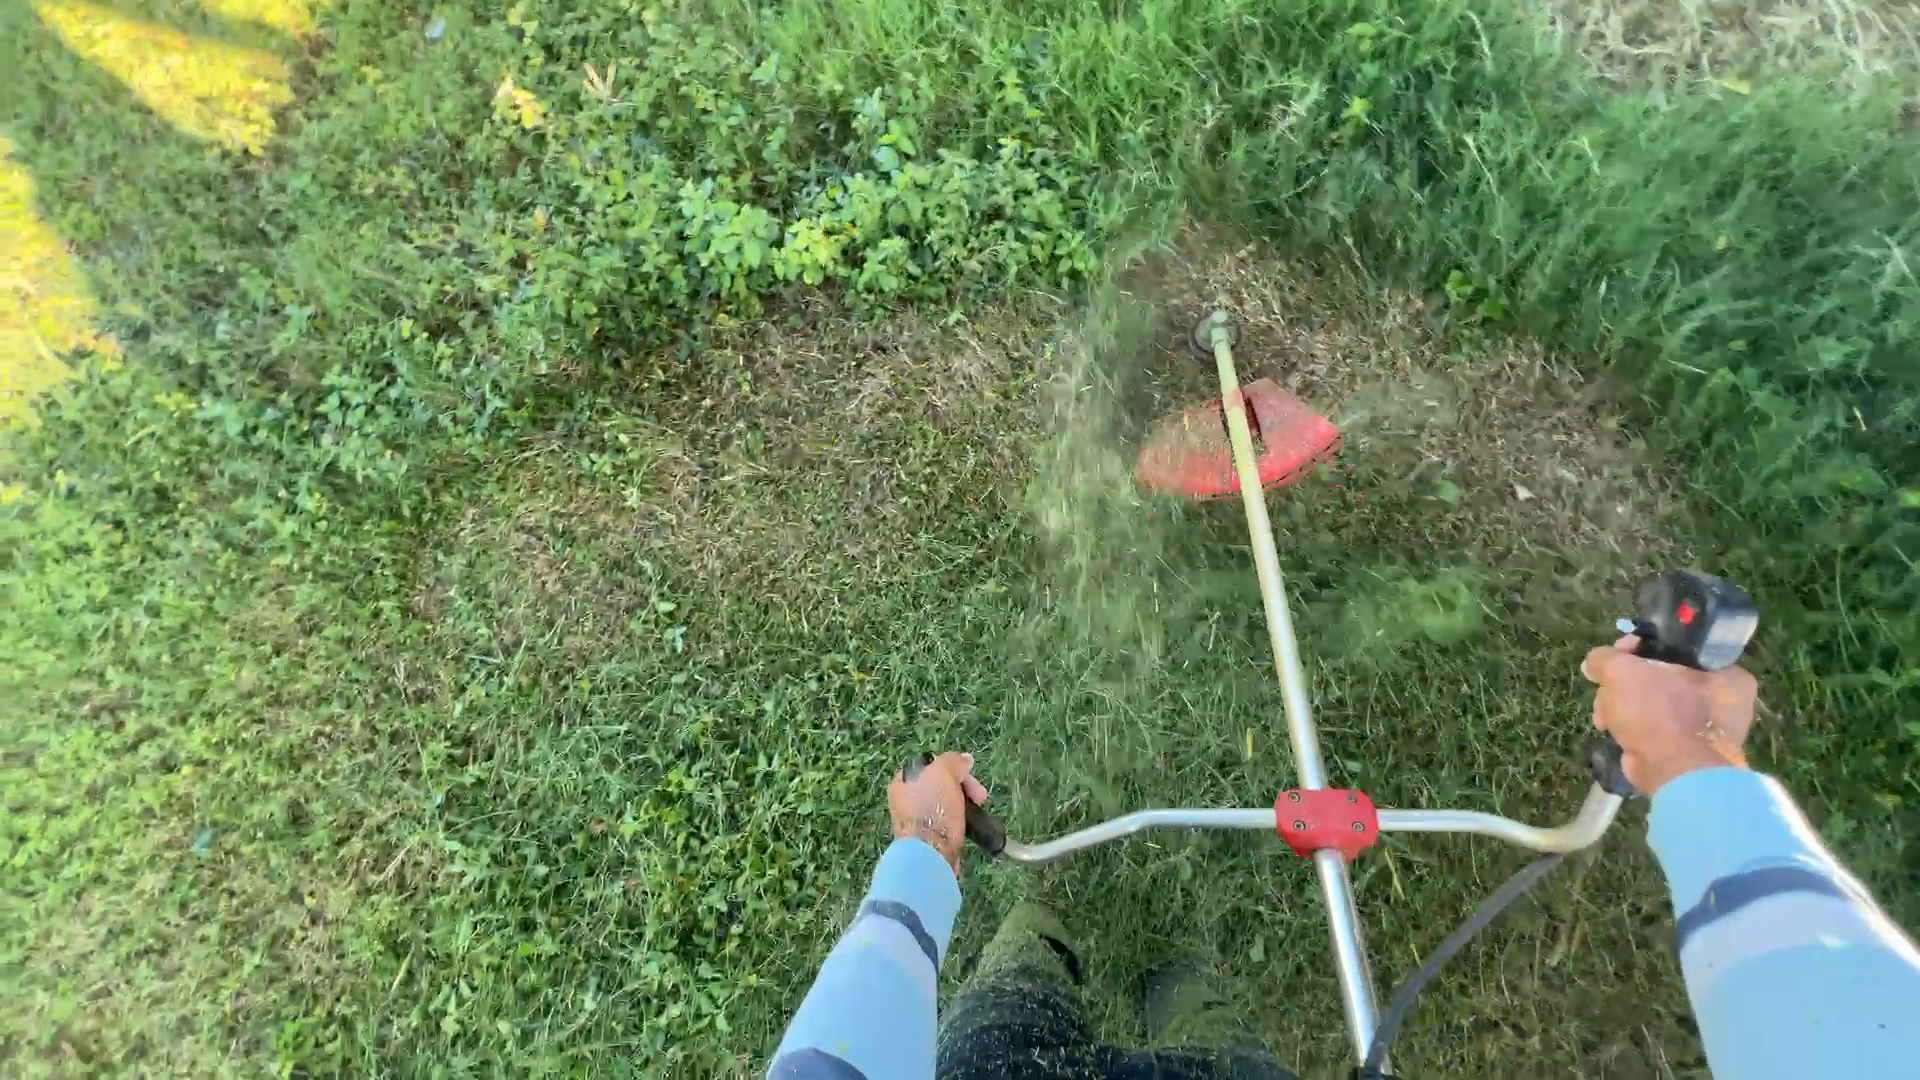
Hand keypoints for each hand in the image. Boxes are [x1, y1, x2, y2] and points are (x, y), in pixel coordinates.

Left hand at [888, 753, 988, 874]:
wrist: (930, 856)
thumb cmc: (933, 810)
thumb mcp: (943, 774)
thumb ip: (953, 761)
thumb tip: (965, 759)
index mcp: (903, 780)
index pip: (933, 764)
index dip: (955, 768)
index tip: (970, 777)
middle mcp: (905, 798)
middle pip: (941, 783)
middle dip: (963, 787)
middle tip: (980, 797)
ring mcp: (916, 819)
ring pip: (946, 802)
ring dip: (964, 805)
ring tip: (976, 814)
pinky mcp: (928, 838)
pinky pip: (947, 821)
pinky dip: (959, 821)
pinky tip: (967, 827)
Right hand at [1582, 636, 1758, 794]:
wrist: (1675, 771)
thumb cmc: (1659, 712)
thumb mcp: (1623, 670)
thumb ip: (1604, 657)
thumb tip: (1595, 664)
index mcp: (1725, 673)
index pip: (1672, 647)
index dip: (1636, 648)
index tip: (1614, 657)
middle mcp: (1721, 698)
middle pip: (1652, 676)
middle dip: (1621, 685)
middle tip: (1608, 692)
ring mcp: (1704, 724)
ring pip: (1645, 700)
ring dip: (1618, 706)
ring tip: (1609, 718)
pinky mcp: (1686, 745)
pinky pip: (1649, 723)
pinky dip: (1629, 725)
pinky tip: (1616, 730)